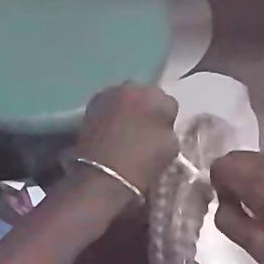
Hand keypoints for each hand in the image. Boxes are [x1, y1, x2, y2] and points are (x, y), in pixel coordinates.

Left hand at [72, 84, 178, 198]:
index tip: (161, 131)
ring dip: (127, 106)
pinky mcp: (92, 103)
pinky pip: (108, 102)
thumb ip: (167, 127)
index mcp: (157, 98)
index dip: (166, 119)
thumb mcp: (171, 146)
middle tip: (143, 127)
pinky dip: (111, 111)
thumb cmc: (142, 163)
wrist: (104, 174)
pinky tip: (110, 126)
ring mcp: (109, 93)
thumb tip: (158, 124)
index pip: (168, 103)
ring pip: (125, 96)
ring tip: (124, 127)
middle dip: (146, 107)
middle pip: (145, 94)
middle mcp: (132, 88)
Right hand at [210, 150, 263, 263]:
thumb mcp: (255, 245)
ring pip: (263, 160)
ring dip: (260, 179)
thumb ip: (227, 218)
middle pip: (242, 159)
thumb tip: (222, 202)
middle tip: (252, 211)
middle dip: (239, 181)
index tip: (233, 207)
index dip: (220, 186)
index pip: (222, 165)